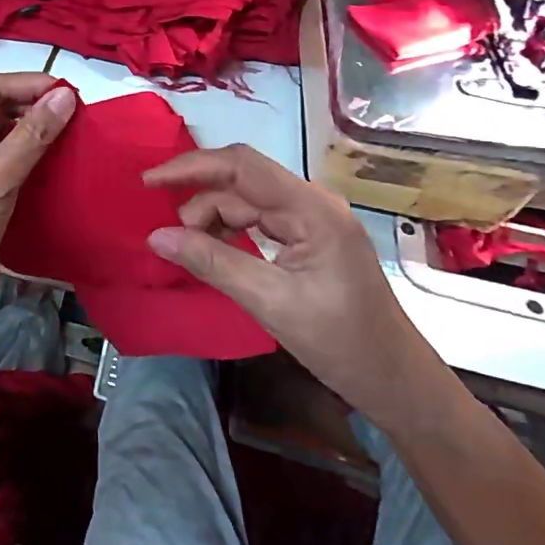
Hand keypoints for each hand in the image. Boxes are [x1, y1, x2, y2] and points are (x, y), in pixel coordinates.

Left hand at [0, 73, 77, 336]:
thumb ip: (30, 137)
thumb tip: (66, 96)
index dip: (30, 85)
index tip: (73, 92)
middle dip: (36, 104)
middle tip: (80, 112)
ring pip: (6, 128)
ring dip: (38, 126)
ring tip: (76, 128)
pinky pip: (10, 152)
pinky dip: (35, 148)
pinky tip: (60, 151)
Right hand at [143, 145, 436, 422]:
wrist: (394, 378)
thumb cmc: (340, 343)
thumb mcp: (270, 302)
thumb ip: (212, 263)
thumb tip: (157, 237)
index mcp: (312, 208)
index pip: (242, 166)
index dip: (192, 167)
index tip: (150, 182)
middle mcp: (313, 202)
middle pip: (244, 181)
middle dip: (199, 198)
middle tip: (168, 234)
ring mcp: (313, 219)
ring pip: (250, 201)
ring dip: (214, 217)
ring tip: (187, 248)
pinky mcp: (311, 237)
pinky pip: (262, 220)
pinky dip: (232, 230)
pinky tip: (213, 249)